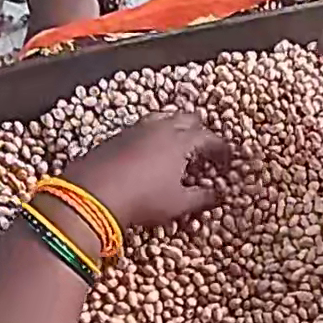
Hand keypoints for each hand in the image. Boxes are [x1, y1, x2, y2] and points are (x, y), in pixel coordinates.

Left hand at [60, 112, 224, 227]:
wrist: (94, 193)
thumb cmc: (142, 198)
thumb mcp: (177, 203)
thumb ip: (201, 197)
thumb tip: (219, 195)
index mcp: (181, 141)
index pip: (209, 139)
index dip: (221, 149)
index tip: (227, 160)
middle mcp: (161, 127)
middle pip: (187, 119)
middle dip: (199, 131)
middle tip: (204, 149)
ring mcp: (137, 129)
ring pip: (163, 118)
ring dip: (175, 128)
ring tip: (178, 144)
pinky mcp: (117, 136)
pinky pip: (143, 128)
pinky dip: (154, 135)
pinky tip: (150, 151)